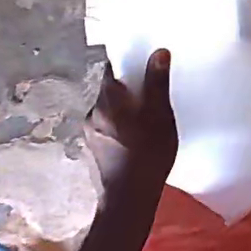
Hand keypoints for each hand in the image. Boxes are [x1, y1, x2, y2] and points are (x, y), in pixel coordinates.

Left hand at [89, 49, 177, 182]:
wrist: (129, 199)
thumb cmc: (148, 153)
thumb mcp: (160, 115)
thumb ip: (157, 83)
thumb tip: (158, 52)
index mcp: (108, 98)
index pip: (112, 68)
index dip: (127, 64)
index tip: (143, 65)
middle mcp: (93, 111)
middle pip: (110, 90)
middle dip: (128, 89)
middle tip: (150, 94)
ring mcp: (90, 132)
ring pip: (108, 110)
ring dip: (123, 109)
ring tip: (145, 118)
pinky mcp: (94, 149)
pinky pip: (107, 127)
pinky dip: (120, 126)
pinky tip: (135, 137)